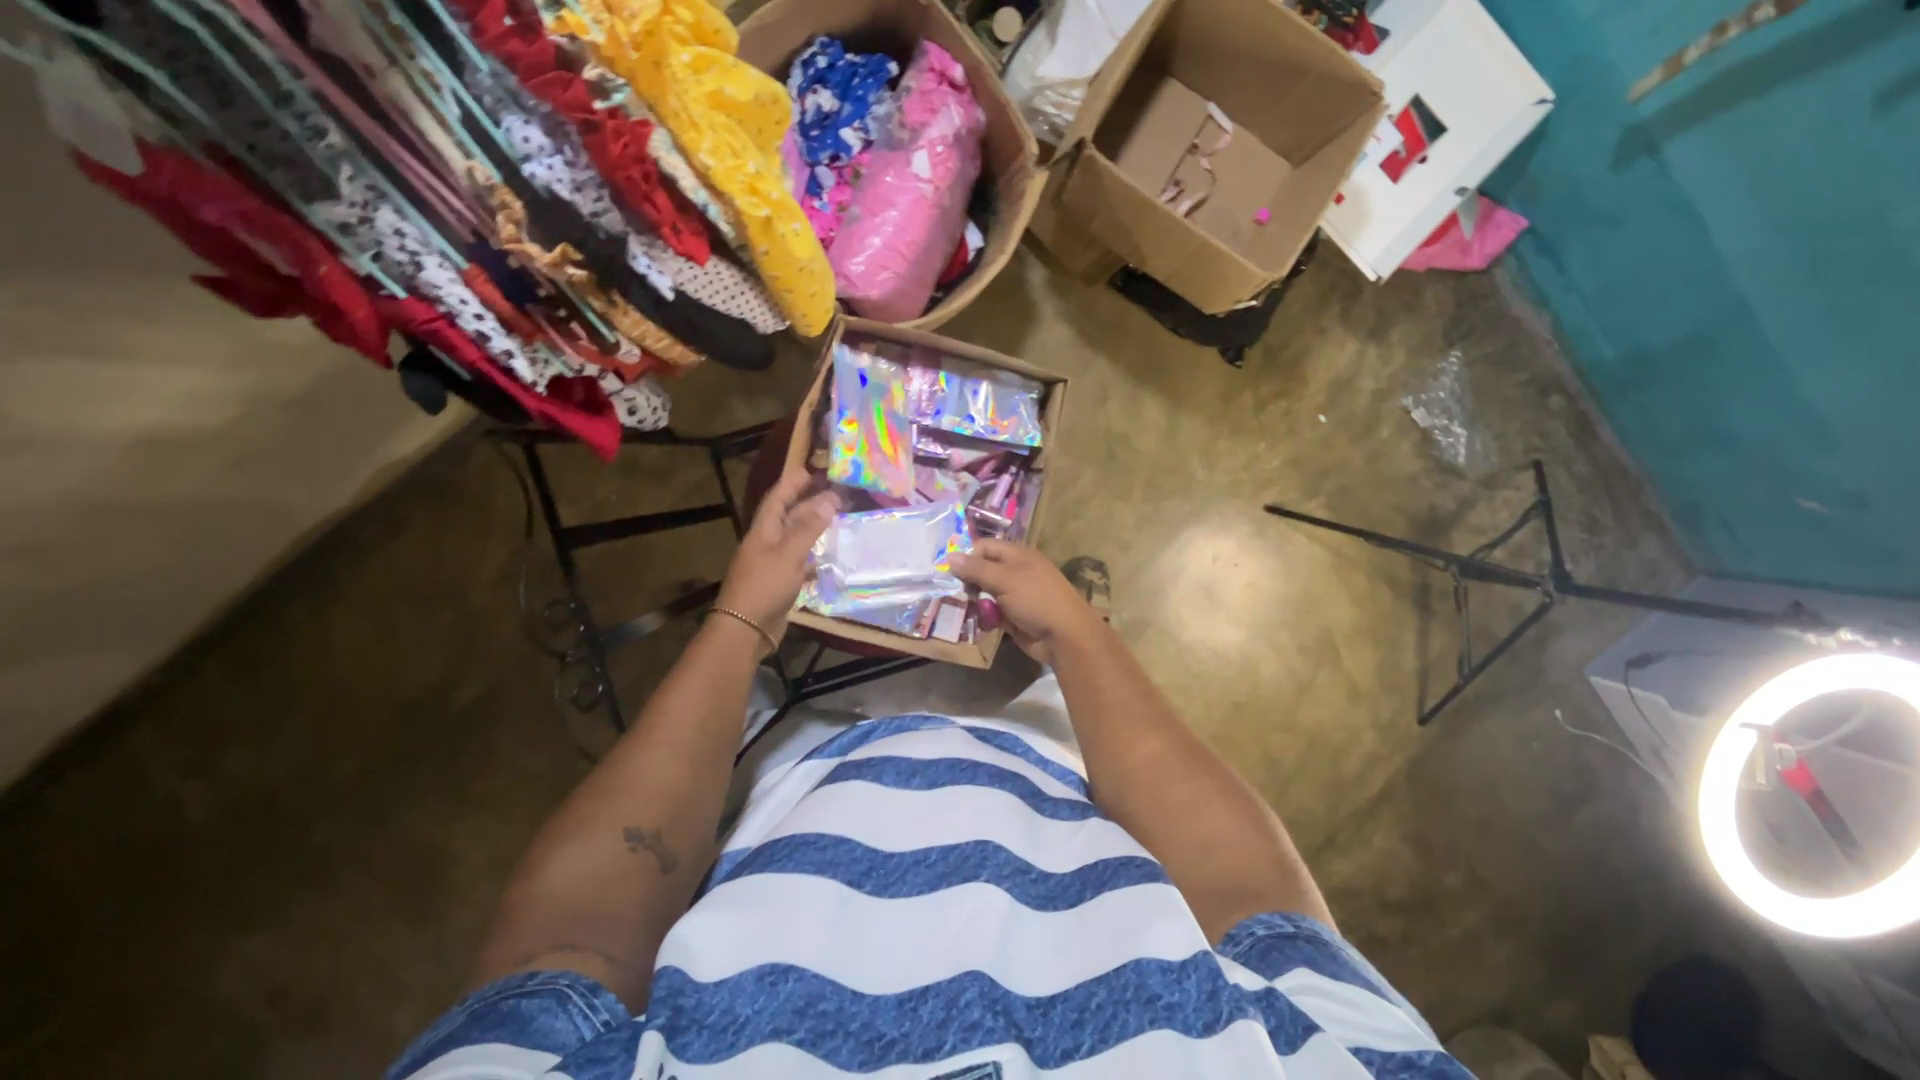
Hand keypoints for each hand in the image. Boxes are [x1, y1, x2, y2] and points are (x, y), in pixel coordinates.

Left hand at [715, 467, 836, 648]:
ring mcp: (772, 564)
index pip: (777, 498)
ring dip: (813, 528)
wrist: (746, 628)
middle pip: (788, 517)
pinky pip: (799, 562)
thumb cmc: (764, 586)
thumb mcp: (788, 554)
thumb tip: (828, 500)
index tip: (812, 470)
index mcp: (763, 530)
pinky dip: (814, 556)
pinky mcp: (780, 583)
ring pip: (795, 539)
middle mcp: (766, 543)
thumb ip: (808, 528)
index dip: (792, 483)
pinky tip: (829, 557)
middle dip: (809, 503)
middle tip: (835, 494)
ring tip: (837, 519)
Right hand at [951, 539, 1102, 664]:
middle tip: (950, 591)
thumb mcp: (1005, 579)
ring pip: (985, 593)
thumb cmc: (1036, 599)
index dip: (966, 556)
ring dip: (973, 601)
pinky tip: (978, 622)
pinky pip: (992, 612)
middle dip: (966, 581)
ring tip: (960, 608)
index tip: (947, 571)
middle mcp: (1015, 571)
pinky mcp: (1013, 616)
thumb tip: (950, 557)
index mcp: (1017, 555)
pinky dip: (984, 616)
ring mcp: (1014, 595)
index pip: (985, 547)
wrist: (1063, 635)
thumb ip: (976, 569)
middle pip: (982, 570)